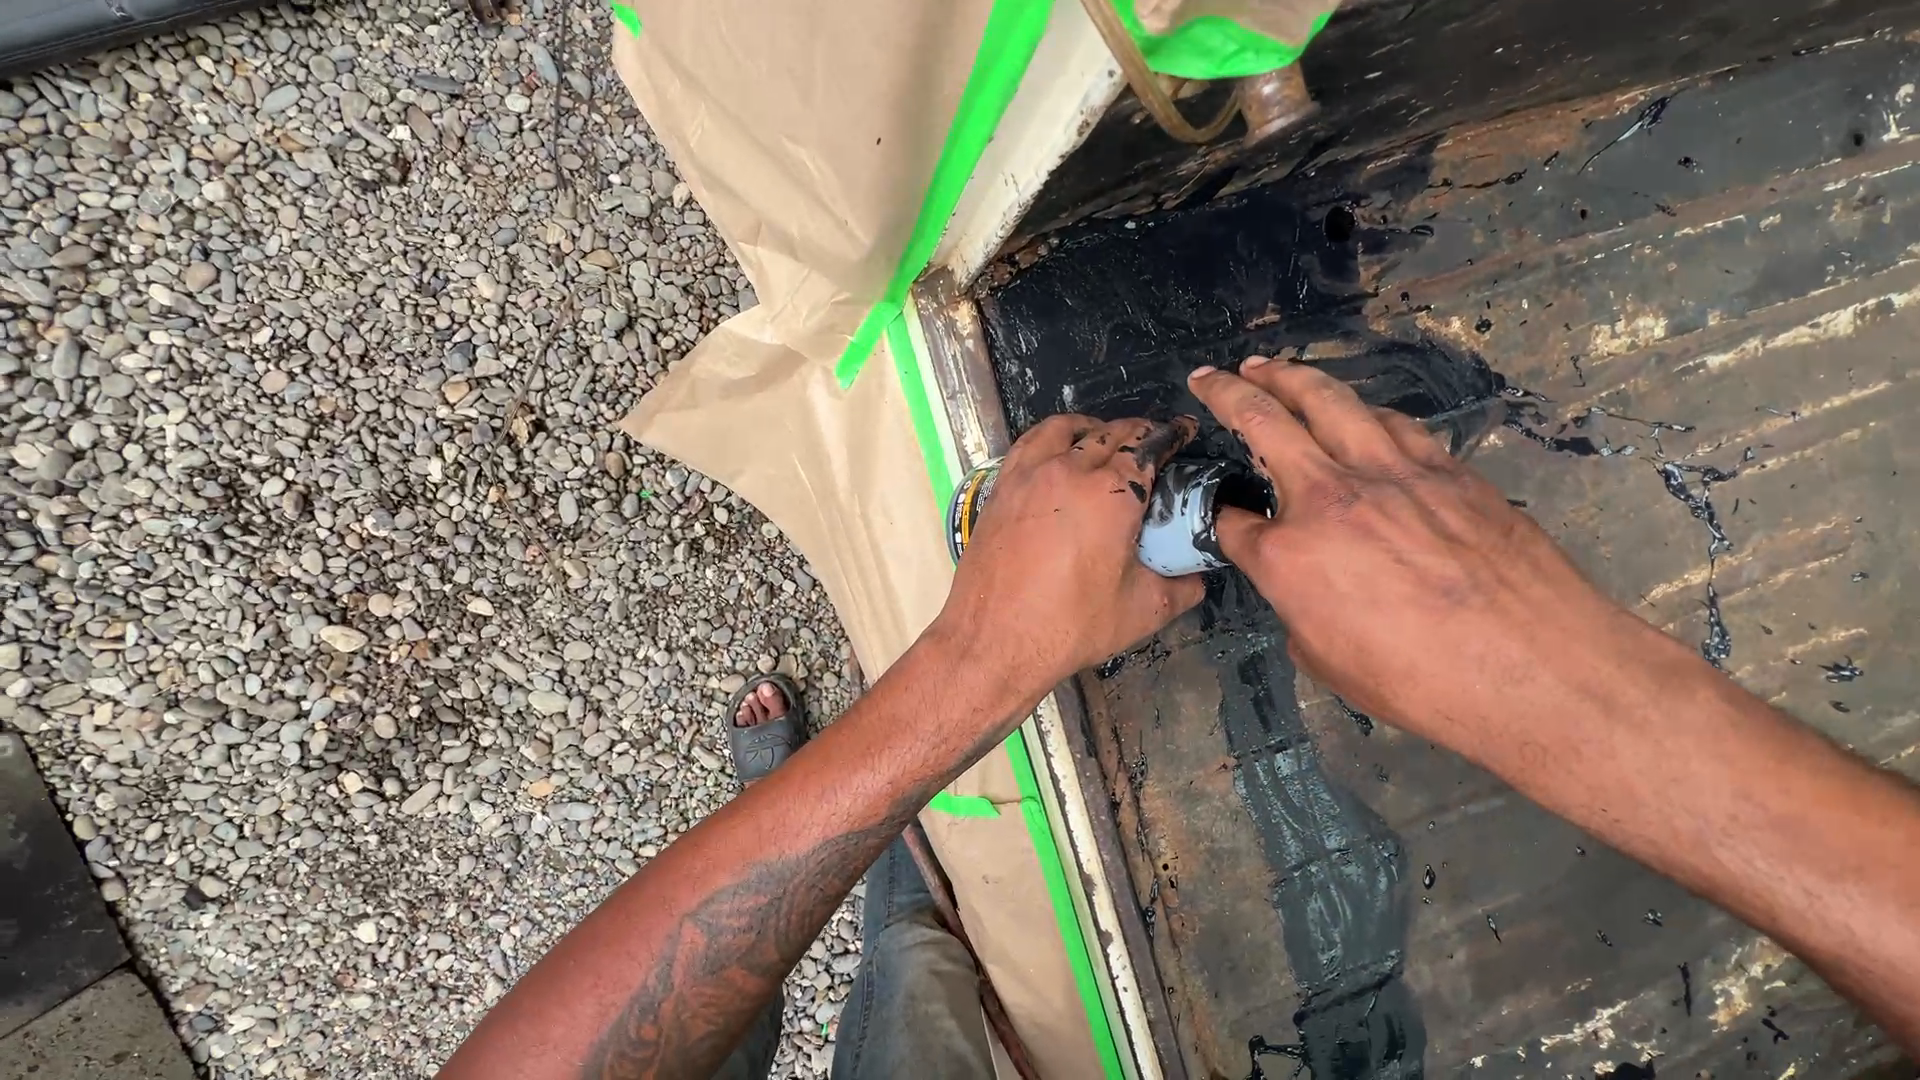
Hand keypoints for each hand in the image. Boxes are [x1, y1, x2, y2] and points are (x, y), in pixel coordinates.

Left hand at [931, 414, 1206, 710]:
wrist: (993, 640)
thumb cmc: (1070, 627)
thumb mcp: (1143, 612)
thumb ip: (1182, 586)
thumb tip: (1197, 573)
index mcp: (1112, 494)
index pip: (1148, 446)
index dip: (1170, 437)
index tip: (1182, 435)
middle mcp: (1069, 470)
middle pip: (1110, 434)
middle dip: (1138, 433)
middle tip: (1152, 447)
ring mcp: (1029, 475)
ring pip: (1066, 429)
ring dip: (1093, 429)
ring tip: (1105, 442)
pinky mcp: (1001, 487)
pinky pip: (1029, 444)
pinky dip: (1052, 438)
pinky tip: (1057, 455)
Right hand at [1187, 357, 1661, 746]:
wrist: (1536, 669)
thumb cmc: (1419, 682)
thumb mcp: (1323, 658)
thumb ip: (1297, 605)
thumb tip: (1304, 582)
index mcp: (1287, 554)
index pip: (1230, 519)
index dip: (1217, 515)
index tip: (1218, 513)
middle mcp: (1328, 496)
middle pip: (1263, 421)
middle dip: (1226, 392)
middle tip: (1206, 376)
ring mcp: (1391, 473)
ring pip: (1329, 399)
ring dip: (1290, 376)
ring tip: (1268, 366)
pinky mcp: (1445, 469)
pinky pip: (1390, 422)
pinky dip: (1359, 409)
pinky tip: (1354, 409)